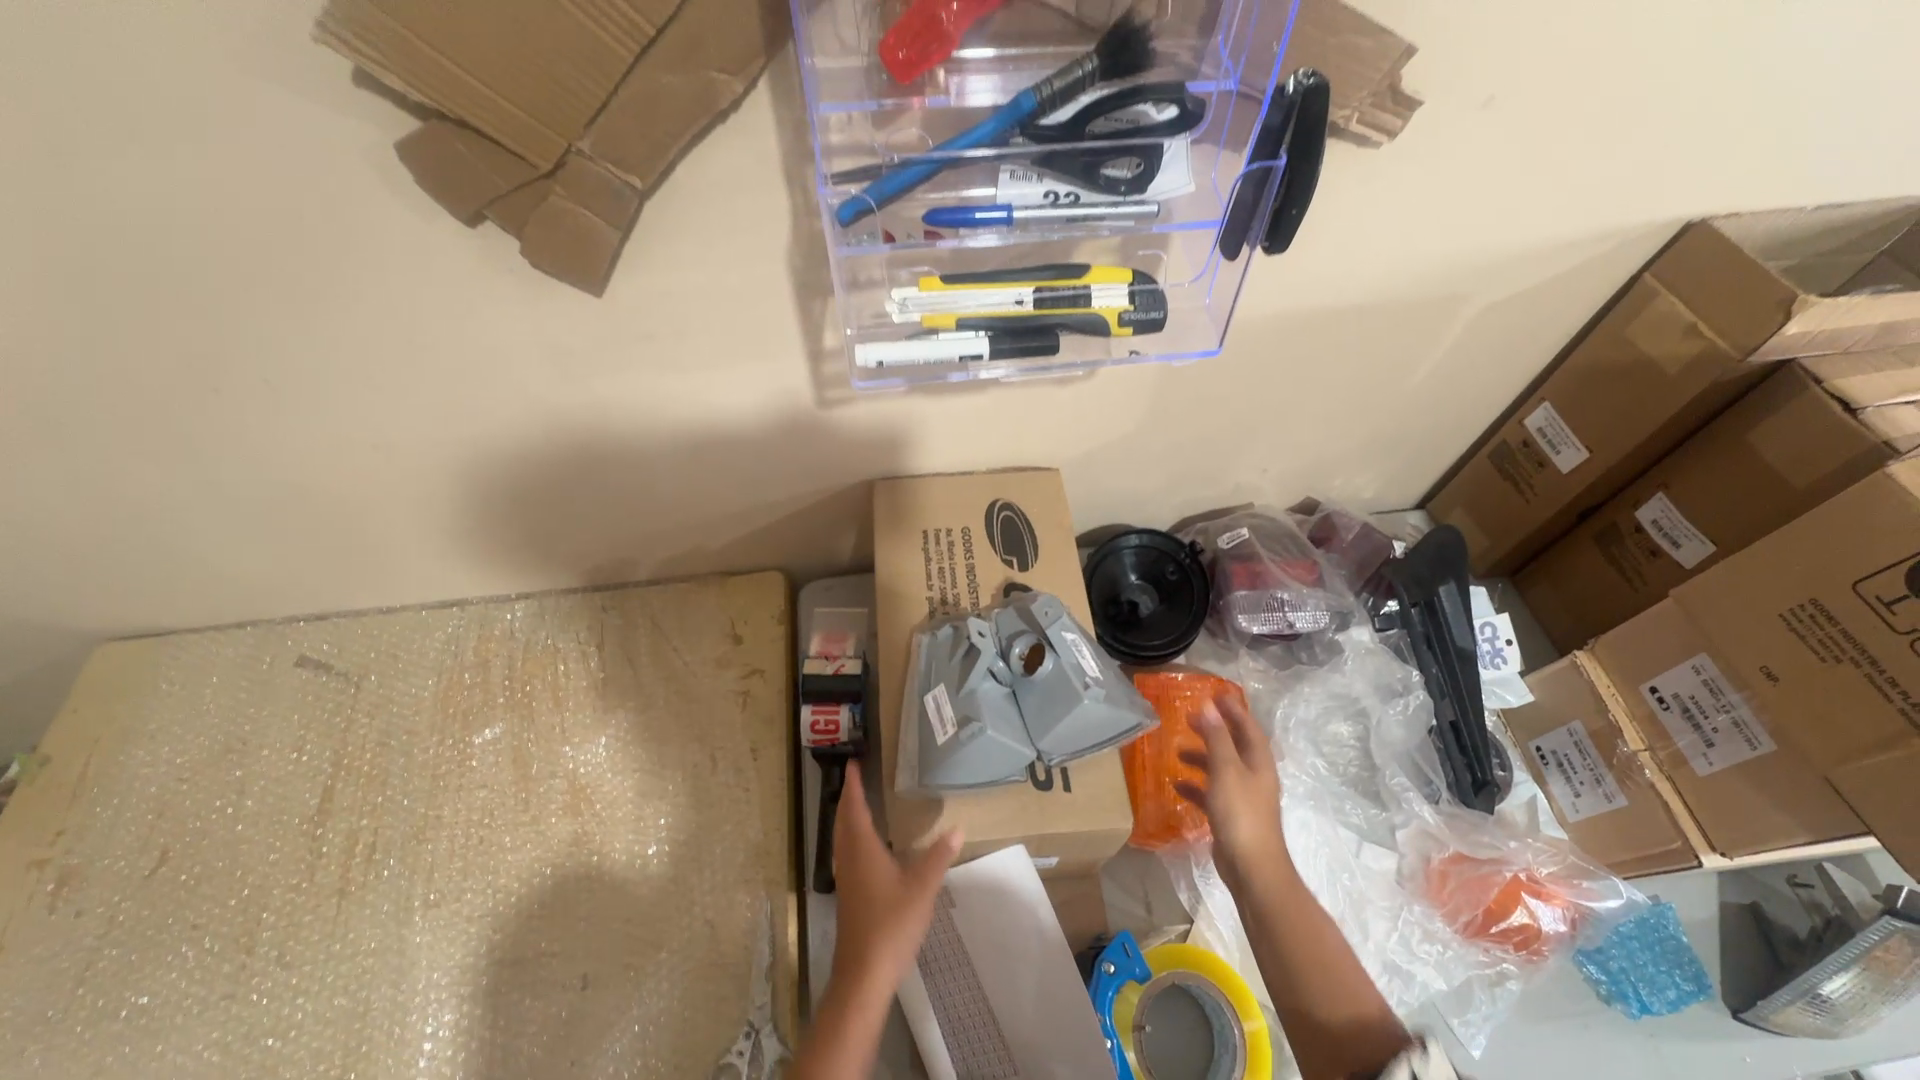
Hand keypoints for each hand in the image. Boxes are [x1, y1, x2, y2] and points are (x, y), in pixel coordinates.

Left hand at [830, 761, 962, 995]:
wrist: (864, 973)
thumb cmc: (891, 925)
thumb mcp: (922, 888)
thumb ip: (938, 857)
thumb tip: (957, 828)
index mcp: (862, 850)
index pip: (854, 808)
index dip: (853, 786)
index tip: (853, 764)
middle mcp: (849, 859)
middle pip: (843, 821)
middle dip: (849, 799)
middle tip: (856, 779)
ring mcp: (846, 879)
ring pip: (842, 839)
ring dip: (848, 819)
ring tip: (860, 806)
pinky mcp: (849, 895)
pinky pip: (846, 854)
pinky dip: (852, 839)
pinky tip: (868, 849)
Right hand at [1175, 693, 1287, 885]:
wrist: (1252, 867)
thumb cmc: (1241, 813)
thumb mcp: (1226, 770)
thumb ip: (1216, 738)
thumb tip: (1208, 705)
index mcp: (1259, 762)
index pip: (1248, 727)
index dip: (1233, 710)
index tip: (1215, 694)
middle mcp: (1254, 776)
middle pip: (1234, 746)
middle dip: (1214, 731)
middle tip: (1190, 718)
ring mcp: (1243, 798)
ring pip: (1221, 769)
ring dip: (1202, 757)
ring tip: (1178, 751)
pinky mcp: (1231, 817)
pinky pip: (1212, 793)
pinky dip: (1196, 786)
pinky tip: (1178, 785)